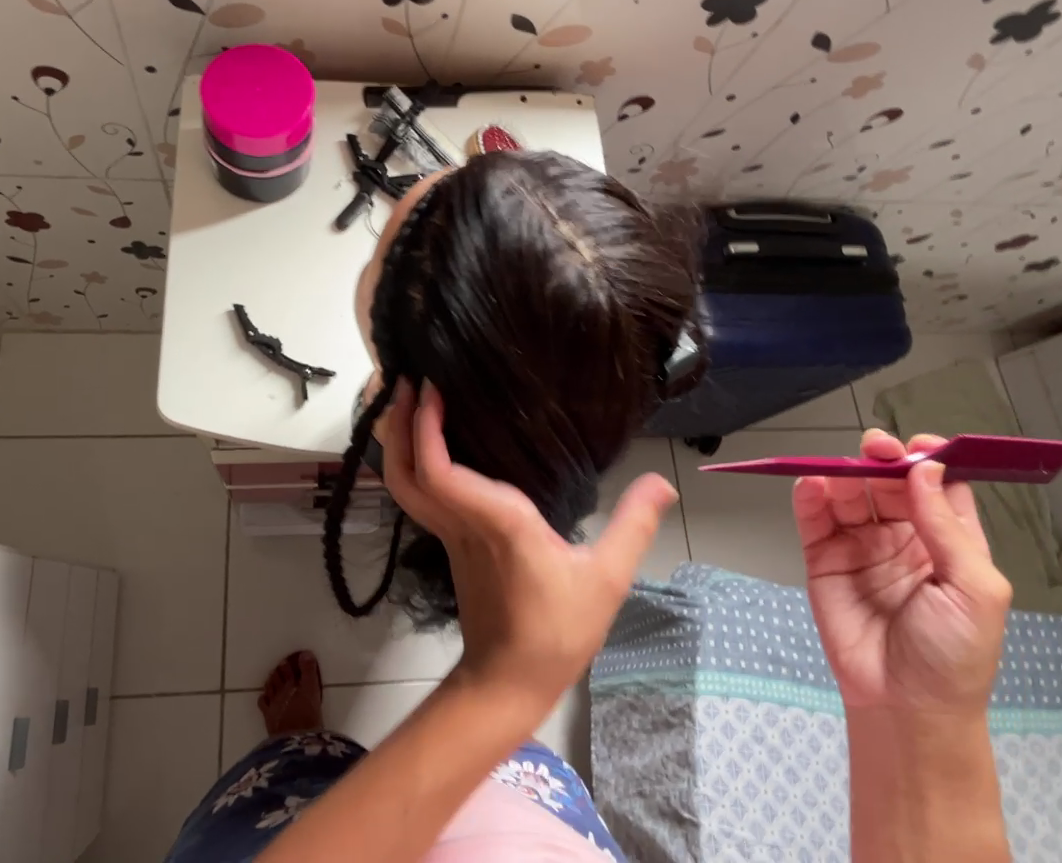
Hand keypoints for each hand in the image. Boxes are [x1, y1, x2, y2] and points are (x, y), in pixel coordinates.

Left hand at [378, 380, 676, 708]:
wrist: (509, 681)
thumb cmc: (558, 632)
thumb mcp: (608, 579)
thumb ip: (633, 525)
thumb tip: (663, 482)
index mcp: (495, 522)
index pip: (440, 472)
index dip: (424, 429)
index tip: (428, 387)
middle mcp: (461, 522)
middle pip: (406, 472)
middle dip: (398, 424)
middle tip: (407, 380)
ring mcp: (448, 535)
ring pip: (405, 486)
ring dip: (398, 443)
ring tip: (410, 402)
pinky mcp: (449, 544)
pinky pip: (420, 496)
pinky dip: (413, 464)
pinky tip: (430, 444)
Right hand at [794, 429, 1011, 712]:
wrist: (904, 704)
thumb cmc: (955, 653)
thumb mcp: (975, 590)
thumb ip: (947, 528)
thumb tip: (925, 471)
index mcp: (949, 542)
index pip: (940, 488)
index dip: (932, 462)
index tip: (921, 446)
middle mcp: (904, 537)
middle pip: (890, 484)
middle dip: (883, 461)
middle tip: (875, 447)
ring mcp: (861, 546)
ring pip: (850, 496)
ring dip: (844, 474)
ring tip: (840, 468)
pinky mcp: (824, 559)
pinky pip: (815, 520)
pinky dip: (809, 498)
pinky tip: (811, 485)